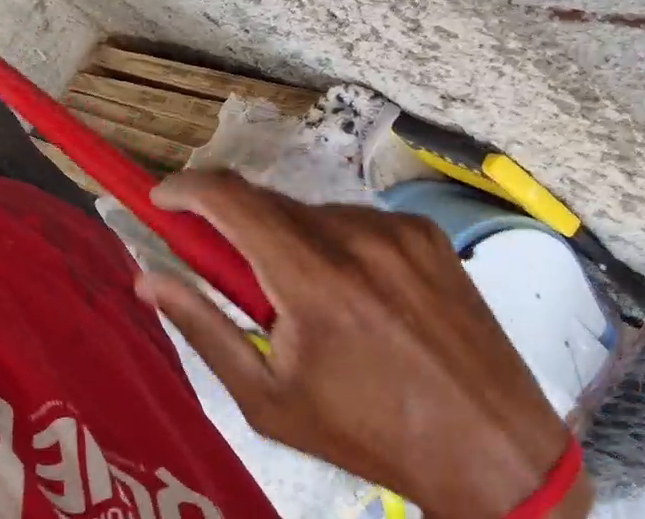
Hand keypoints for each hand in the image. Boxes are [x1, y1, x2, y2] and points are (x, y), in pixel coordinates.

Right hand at [139, 171, 591, 518]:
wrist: (498, 457)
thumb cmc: (368, 434)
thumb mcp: (268, 399)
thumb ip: (202, 328)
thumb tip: (146, 279)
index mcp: (312, 279)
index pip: (227, 197)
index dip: (183, 187)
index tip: (159, 198)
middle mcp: (354, 238)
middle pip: (262, 201)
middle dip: (229, 223)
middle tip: (229, 272)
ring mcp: (396, 230)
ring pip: (306, 212)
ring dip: (282, 237)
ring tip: (303, 298)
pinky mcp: (425, 233)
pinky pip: (350, 220)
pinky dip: (330, 243)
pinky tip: (352, 293)